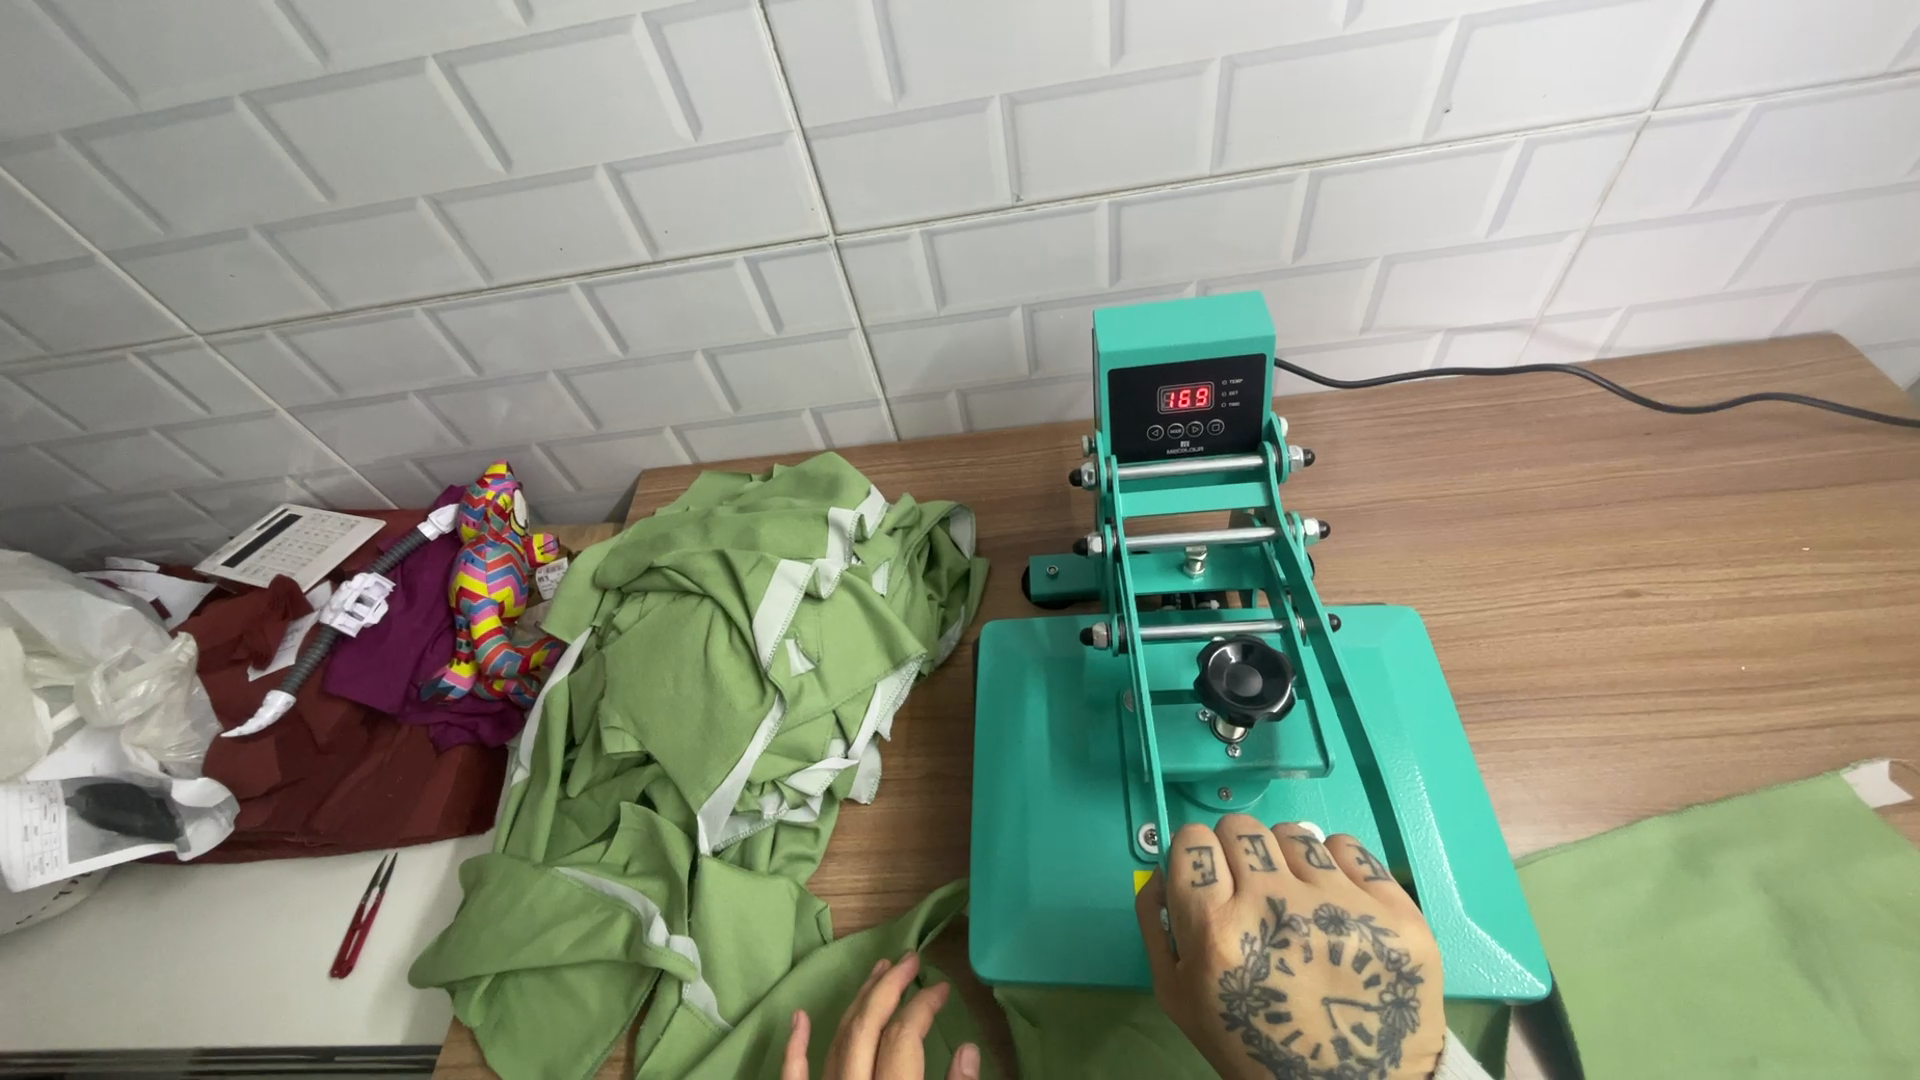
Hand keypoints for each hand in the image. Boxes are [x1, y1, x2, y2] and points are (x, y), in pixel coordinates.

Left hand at [781, 951, 981, 1079]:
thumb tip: (968, 1050)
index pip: (905, 1035)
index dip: (925, 1005)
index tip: (943, 989)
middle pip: (867, 1026)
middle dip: (890, 987)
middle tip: (911, 960)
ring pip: (838, 1041)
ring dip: (858, 1002)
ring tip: (879, 971)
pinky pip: (796, 1078)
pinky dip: (795, 1047)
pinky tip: (799, 1018)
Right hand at [1135, 816, 1443, 1079]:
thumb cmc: (1254, 1046)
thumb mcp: (1179, 996)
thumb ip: (1156, 922)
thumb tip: (1162, 865)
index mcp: (1217, 933)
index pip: (1193, 839)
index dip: (1197, 855)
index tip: (1210, 875)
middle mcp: (1276, 909)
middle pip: (1240, 827)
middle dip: (1236, 852)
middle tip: (1251, 889)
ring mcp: (1340, 909)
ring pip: (1293, 833)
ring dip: (1285, 857)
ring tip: (1296, 899)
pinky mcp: (1394, 915)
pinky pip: (1347, 846)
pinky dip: (1335, 865)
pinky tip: (1334, 900)